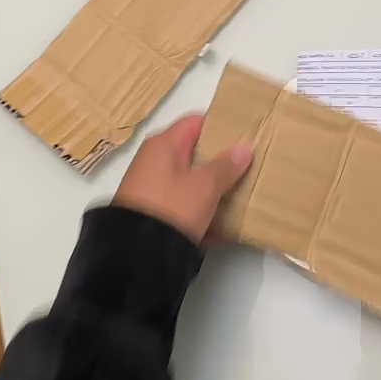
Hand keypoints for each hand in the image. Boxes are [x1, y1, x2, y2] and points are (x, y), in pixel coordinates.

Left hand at [113, 114, 252, 242]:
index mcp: (163, 144)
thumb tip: (244, 147)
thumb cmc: (172, 209)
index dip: (221, 126)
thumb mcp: (205, 187)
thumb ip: (226, 166)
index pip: (197, 121)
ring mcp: (150, 186)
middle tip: (247, 166)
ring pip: (189, 178)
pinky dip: (199, 207)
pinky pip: (182, 201)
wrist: (134, 258)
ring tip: (240, 193)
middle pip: (193, 150)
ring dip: (211, 186)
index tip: (244, 136)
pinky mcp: (151, 211)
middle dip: (220, 159)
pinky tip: (221, 223)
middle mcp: (153, 159)